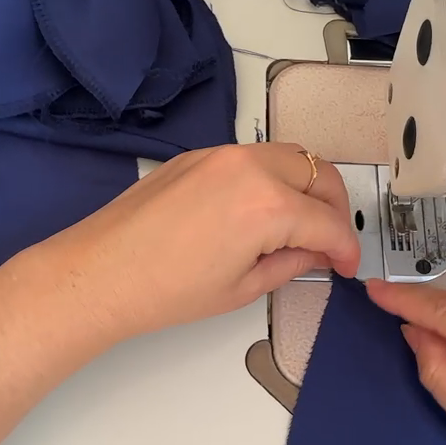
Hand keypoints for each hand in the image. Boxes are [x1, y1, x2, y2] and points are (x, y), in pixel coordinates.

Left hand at [13, 144, 359, 344]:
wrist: (100, 273)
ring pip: (289, 156)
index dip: (346, 247)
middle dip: (334, 206)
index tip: (345, 263)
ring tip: (300, 223)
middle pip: (318, 173)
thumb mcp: (241, 288)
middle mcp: (249, 168)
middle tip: (330, 240)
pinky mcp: (197, 156)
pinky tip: (262, 210)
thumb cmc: (163, 289)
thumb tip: (312, 254)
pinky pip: (253, 157)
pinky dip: (272, 177)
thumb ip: (290, 264)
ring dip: (305, 185)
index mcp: (267, 206)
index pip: (328, 221)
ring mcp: (220, 155)